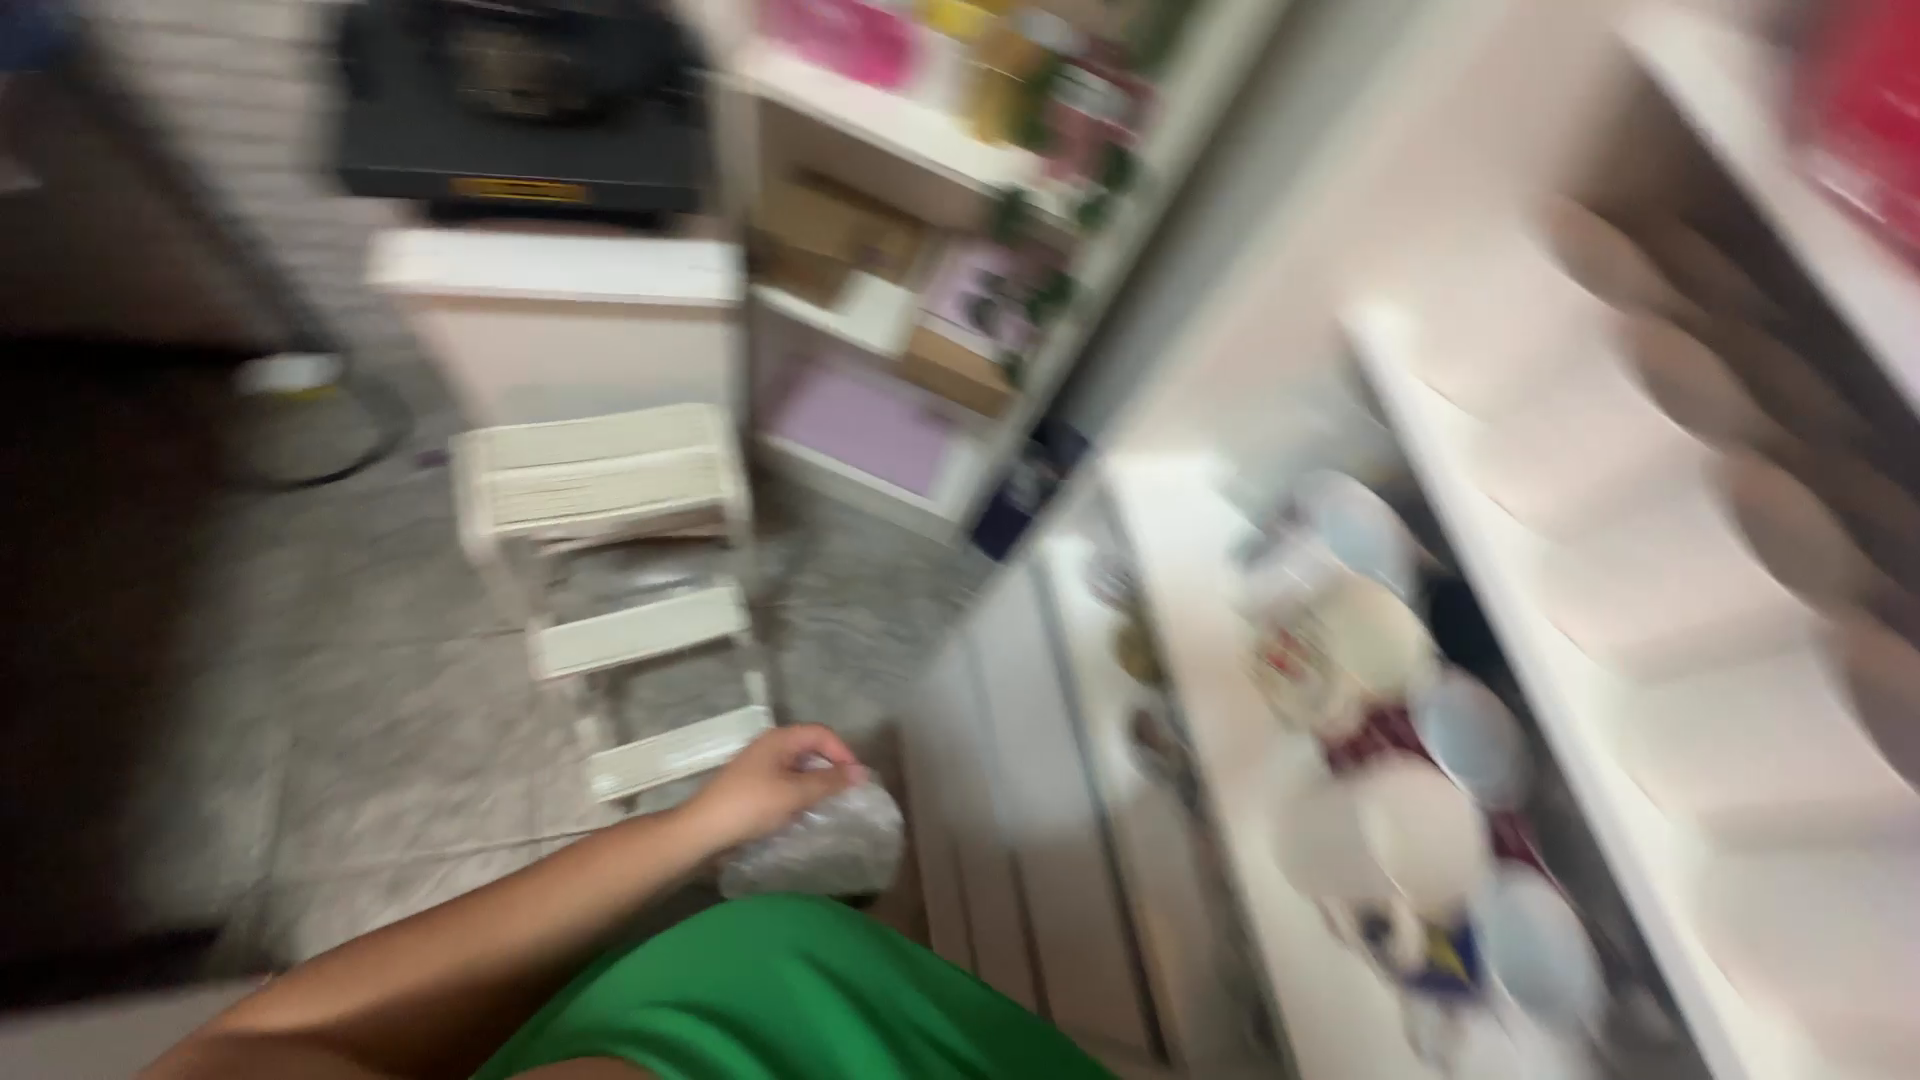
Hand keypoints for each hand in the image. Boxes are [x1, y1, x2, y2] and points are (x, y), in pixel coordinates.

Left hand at [679, 725, 867, 853]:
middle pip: (811, 747)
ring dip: (816, 782)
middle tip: (846, 792)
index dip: (843, 752)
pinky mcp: (753, 786)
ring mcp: (760, 766)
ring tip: (829, 804)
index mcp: (780, 739)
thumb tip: (862, 772)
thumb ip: (829, 781)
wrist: (701, 831)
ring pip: (799, 767)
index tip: (856, 779)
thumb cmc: (750, 806)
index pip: (822, 733)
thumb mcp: (795, 793)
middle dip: (831, 767)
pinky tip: (804, 812)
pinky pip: (786, 782)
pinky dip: (800, 793)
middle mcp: (770, 746)